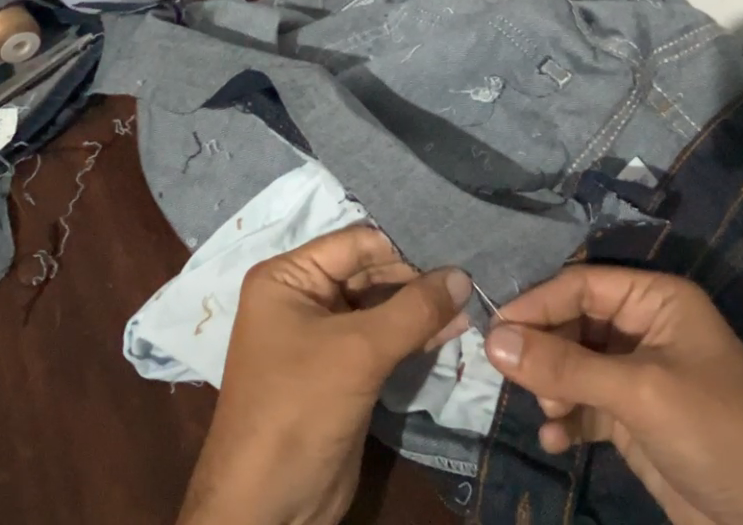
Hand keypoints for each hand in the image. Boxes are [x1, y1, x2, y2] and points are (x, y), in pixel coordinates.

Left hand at [177, 226, 471, 524]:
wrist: (270, 506)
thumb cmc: (300, 408)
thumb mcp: (359, 351)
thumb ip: (414, 308)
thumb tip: (465, 273)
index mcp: (287, 276)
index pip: (356, 244)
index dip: (406, 246)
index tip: (457, 247)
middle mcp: (302, 297)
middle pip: (369, 272)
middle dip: (418, 277)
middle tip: (472, 275)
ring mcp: (321, 334)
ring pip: (380, 306)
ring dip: (422, 307)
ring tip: (472, 301)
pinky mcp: (341, 369)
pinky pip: (382, 338)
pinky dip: (414, 334)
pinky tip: (454, 329)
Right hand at [485, 266, 742, 524]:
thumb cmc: (716, 435)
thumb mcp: (638, 393)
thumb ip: (564, 366)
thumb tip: (492, 340)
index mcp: (658, 300)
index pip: (582, 285)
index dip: (537, 303)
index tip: (492, 331)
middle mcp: (646, 328)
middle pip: (573, 322)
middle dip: (544, 349)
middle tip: (511, 376)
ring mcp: (640, 374)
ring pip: (574, 364)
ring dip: (553, 385)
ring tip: (550, 411)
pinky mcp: (635, 418)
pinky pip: (585, 403)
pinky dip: (567, 416)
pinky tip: (556, 437)